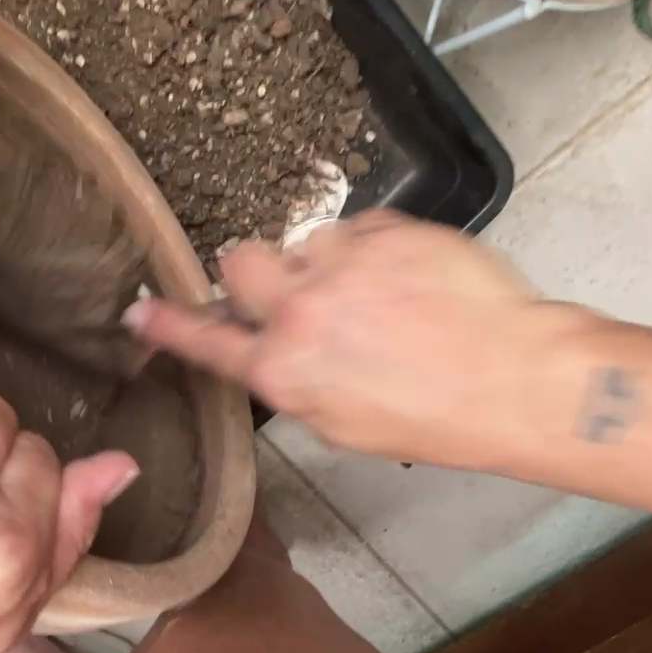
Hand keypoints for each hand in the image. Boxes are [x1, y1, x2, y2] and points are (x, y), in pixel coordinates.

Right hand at [124, 211, 596, 467]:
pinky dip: (369, 250)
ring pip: (303, 244)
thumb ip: (291, 381)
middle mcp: (299, 311)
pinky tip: (405, 279)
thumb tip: (273, 353)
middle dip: (255, 273)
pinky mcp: (387, 229)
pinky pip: (356, 229)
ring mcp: (341, 264)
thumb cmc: (428, 417)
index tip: (139, 310)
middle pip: (239, 260)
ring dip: (323, 264)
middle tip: (292, 292)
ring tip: (373, 293)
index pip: (206, 339)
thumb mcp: (339, 423)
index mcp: (282, 369)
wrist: (512, 379)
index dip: (167, 325)